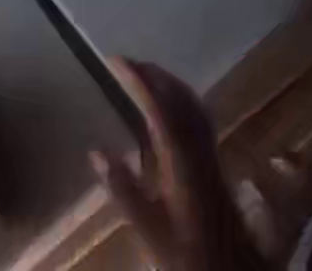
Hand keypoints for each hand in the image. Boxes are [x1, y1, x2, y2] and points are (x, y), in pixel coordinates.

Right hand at [92, 58, 270, 270]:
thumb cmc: (193, 259)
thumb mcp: (152, 234)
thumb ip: (124, 191)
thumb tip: (95, 150)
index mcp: (181, 163)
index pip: (158, 107)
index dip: (137, 79)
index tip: (114, 61)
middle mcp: (198, 151)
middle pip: (178, 98)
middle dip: (151, 73)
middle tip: (124, 63)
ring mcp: (211, 155)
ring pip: (191, 103)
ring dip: (167, 81)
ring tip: (143, 74)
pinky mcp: (216, 164)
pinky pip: (199, 115)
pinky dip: (181, 97)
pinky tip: (171, 105)